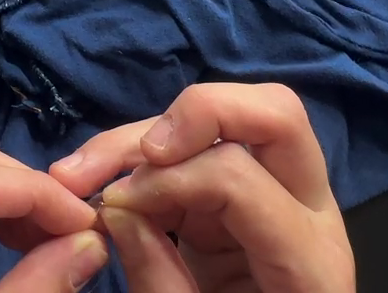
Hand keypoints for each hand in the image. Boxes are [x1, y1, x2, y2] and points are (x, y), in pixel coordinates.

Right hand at [49, 83, 354, 292]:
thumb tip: (116, 209)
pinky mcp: (237, 190)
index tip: (113, 205)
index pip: (240, 178)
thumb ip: (161, 280)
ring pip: (223, 116)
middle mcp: (308, 210)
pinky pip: (189, 149)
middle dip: (194, 111)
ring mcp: (275, 192)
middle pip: (273, 112)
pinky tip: (96, 176)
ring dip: (142, 134)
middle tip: (137, 151)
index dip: (170, 179)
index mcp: (310, 262)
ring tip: (78, 170)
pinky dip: (137, 156)